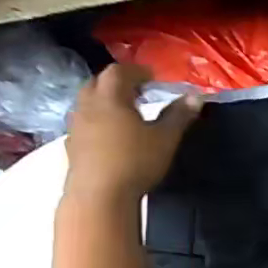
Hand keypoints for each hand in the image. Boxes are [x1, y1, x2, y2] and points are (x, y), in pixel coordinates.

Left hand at [64, 64, 203, 201]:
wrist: (98, 196)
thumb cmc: (135, 162)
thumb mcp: (165, 139)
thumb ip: (179, 116)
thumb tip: (195, 96)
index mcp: (110, 97)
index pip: (119, 71)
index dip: (137, 71)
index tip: (152, 77)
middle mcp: (87, 105)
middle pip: (98, 82)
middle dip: (117, 83)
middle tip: (137, 92)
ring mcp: (75, 126)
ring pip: (87, 102)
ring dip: (105, 101)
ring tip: (124, 114)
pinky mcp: (71, 146)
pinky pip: (83, 123)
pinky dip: (96, 121)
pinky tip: (109, 137)